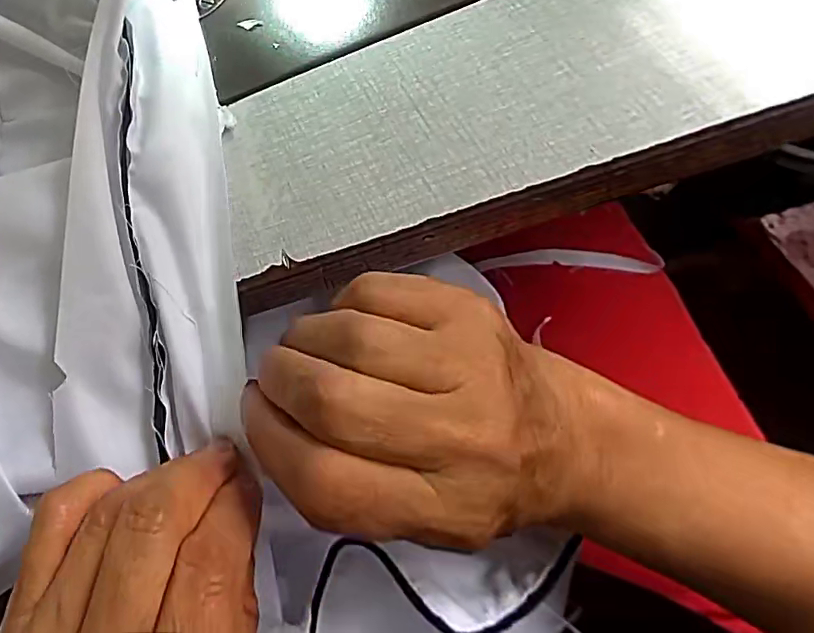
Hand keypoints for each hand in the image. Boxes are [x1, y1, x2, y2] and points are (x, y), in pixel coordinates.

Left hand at [0, 441, 259, 632]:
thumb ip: (231, 616)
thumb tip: (239, 534)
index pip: (206, 565)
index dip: (234, 506)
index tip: (246, 488)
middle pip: (151, 528)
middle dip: (197, 477)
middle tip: (223, 468)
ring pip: (103, 518)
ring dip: (154, 480)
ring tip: (184, 475)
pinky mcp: (17, 625)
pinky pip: (49, 532)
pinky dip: (85, 496)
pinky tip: (114, 492)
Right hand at [244, 271, 593, 549]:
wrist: (558, 434)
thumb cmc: (479, 481)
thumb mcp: (416, 522)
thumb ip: (340, 488)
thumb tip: (266, 418)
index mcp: (442, 507)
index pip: (326, 482)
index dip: (270, 440)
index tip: (255, 414)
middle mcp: (460, 437)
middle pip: (332, 401)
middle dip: (281, 379)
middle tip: (273, 373)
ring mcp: (466, 361)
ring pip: (347, 337)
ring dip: (303, 338)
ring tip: (303, 345)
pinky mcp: (464, 308)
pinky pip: (371, 290)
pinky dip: (338, 304)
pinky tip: (344, 320)